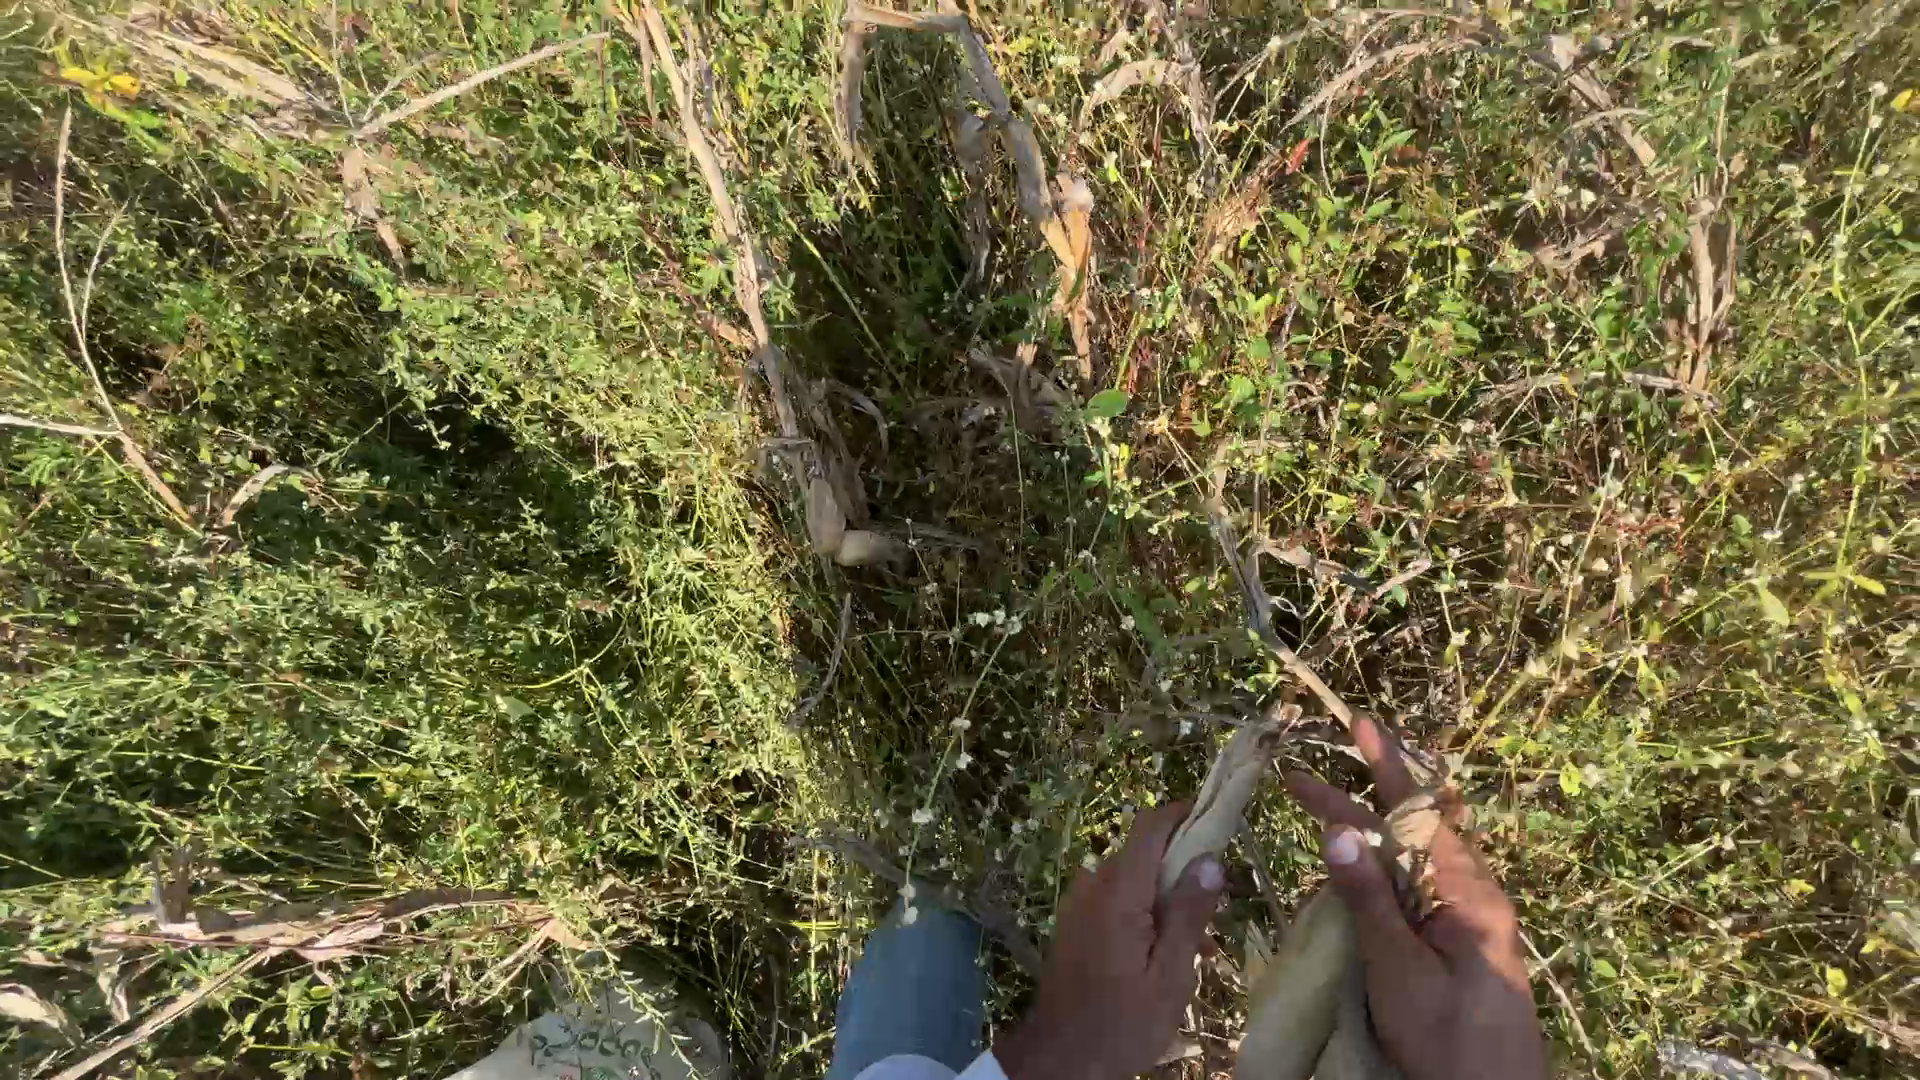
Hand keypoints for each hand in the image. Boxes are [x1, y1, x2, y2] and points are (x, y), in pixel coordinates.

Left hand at [994, 802, 1225, 1079]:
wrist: (1062, 1055)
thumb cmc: (1123, 1020)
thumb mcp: (1170, 974)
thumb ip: (1189, 913)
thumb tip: (1210, 859)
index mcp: (1119, 889)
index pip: (1149, 826)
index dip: (1181, 813)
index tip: (1214, 815)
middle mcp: (1095, 882)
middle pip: (1144, 852)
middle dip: (1183, 868)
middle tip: (1218, 905)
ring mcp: (1081, 899)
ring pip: (1134, 878)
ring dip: (1167, 897)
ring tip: (1200, 946)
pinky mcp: (1077, 918)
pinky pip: (1117, 898)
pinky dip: (1145, 910)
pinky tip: (1166, 953)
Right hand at [1283, 714, 1546, 1079]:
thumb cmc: (1450, 1044)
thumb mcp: (1401, 972)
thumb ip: (1368, 898)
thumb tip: (1335, 828)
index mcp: (1468, 894)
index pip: (1416, 812)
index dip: (1384, 764)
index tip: (1357, 722)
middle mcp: (1470, 893)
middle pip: (1409, 825)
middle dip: (1357, 795)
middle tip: (1298, 781)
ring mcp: (1465, 916)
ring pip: (1411, 851)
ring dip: (1367, 824)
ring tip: (1324, 803)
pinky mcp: (1454, 936)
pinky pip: (1413, 879)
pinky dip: (1379, 856)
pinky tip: (1359, 855)